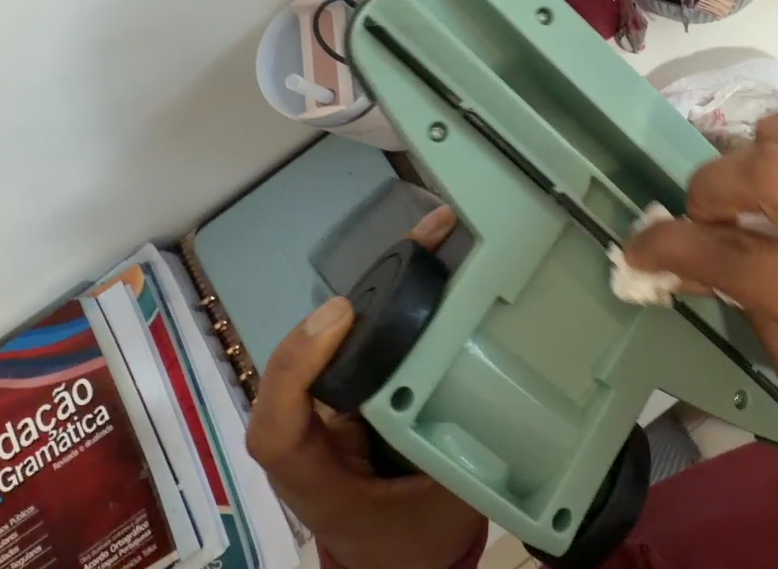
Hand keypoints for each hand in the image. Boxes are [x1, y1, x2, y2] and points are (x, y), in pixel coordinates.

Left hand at [247, 205, 485, 568]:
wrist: (394, 556)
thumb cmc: (411, 538)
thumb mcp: (442, 511)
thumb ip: (459, 462)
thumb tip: (499, 399)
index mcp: (317, 480)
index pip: (279, 428)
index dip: (297, 366)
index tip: (342, 317)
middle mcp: (310, 434)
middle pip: (301, 364)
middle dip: (350, 304)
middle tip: (409, 254)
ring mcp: (326, 408)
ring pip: (329, 343)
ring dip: (372, 290)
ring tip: (428, 239)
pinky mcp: (349, 388)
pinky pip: (355, 343)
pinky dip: (385, 301)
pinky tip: (425, 263)